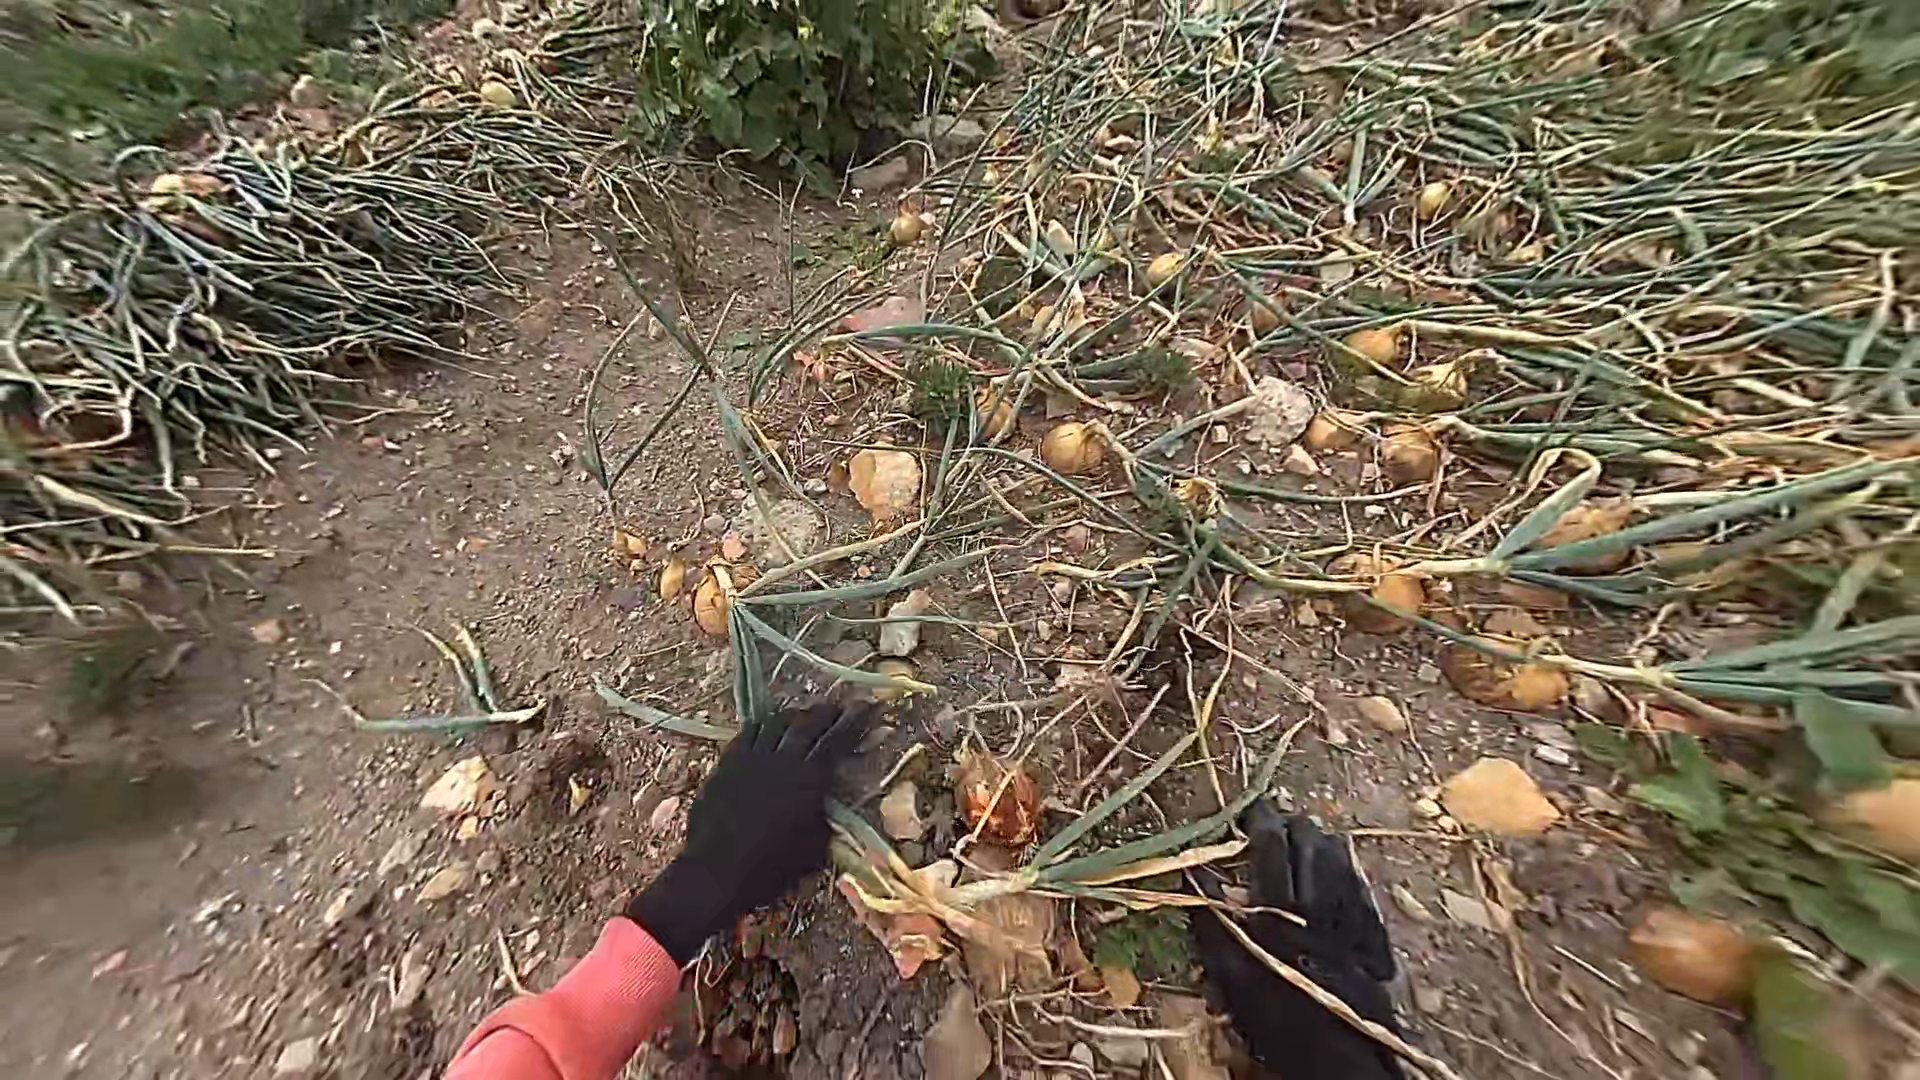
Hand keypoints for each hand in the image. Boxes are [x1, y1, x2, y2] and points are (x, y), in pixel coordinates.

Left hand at [626, 701, 868, 963]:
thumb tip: (832, 805)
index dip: (853, 720)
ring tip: (803, 715)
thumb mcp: (813, 849)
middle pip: (809, 723)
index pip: (837, 739)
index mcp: (810, 778)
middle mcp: (785, 759)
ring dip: (795, 715)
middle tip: (837, 707)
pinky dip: (763, 726)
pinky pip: (749, 732)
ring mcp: (754, 757)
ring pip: (778, 722)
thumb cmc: (770, 868)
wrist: (715, 873)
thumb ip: (826, 819)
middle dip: (827, 712)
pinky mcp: (729, 762)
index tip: (864, 706)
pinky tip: (767, 728)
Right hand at [1192, 801, 1404, 1079]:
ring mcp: (1349, 921)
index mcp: (1279, 908)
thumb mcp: (1228, 968)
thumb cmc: (1274, 1014)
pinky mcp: (1370, 940)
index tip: (1247, 808)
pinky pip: (1361, 892)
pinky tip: (1341, 870)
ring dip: (1320, 842)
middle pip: (1310, 846)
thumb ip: (1208, 915)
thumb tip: (1185, 871)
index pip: (1270, 845)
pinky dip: (1347, 872)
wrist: (1336, 1064)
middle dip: (1291, 824)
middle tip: (1274, 821)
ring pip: (1340, 863)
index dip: (1259, 819)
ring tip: (1305, 835)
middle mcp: (1316, 906)